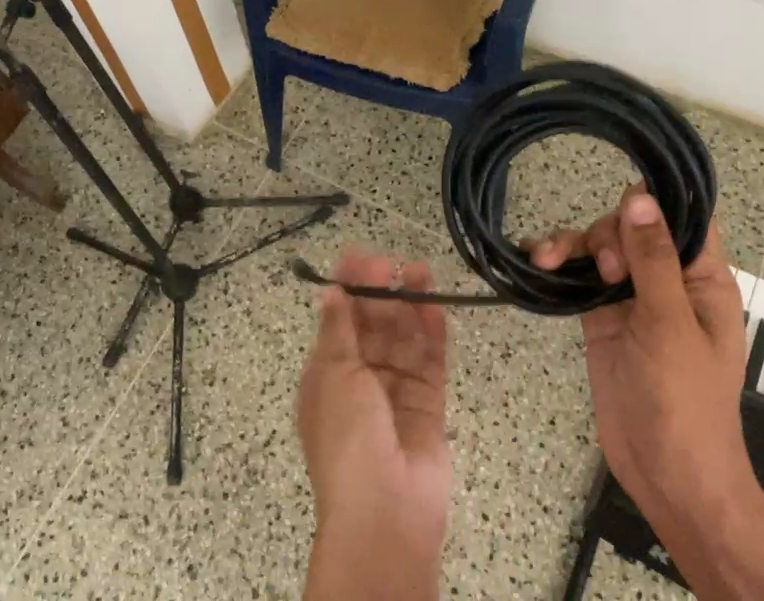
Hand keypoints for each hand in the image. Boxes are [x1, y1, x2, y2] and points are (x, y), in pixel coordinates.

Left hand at [296, 252, 450, 598]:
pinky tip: (436, 307)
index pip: (338, 322)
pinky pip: (430, 363)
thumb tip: (329, 291)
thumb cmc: (347, 435)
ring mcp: (395, 394)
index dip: (348, 289)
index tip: (359, 256)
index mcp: (326, 376)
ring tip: (421, 271)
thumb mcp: (333, 374)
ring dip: (411, 307)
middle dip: (381, 294)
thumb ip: (339, 329)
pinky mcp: (427, 406)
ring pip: (404, 341)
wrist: (385, 508)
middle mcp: (360, 382)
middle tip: (393, 261)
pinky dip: (433, 335)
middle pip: (373, 329)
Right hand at [533, 187, 754, 534]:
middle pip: (633, 228)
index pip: (685, 218)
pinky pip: (580, 280)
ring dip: (575, 246)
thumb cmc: (685, 401)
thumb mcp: (670, 325)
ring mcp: (633, 301)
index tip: (621, 195)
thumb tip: (640, 197)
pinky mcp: (602, 320)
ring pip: (602, 250)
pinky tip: (537, 261)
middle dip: (610, 234)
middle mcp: (669, 283)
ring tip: (549, 260)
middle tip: (607, 270)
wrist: (668, 474)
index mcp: (703, 280)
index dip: (656, 199)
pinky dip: (560, 268)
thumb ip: (653, 259)